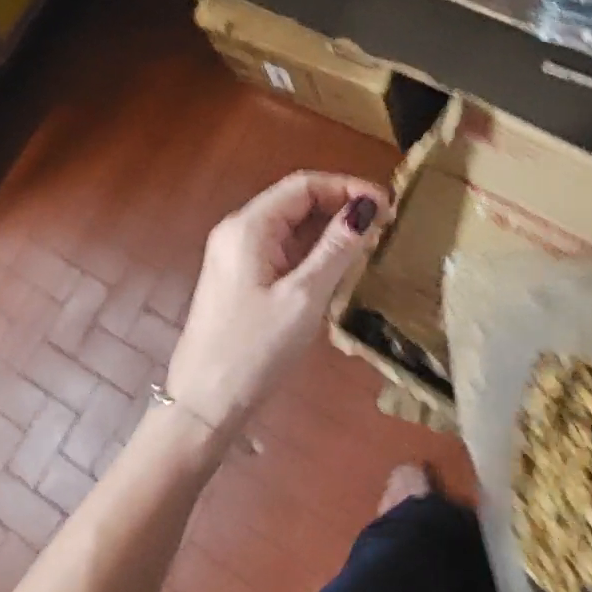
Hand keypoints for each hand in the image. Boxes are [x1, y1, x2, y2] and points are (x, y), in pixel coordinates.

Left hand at [165, 171, 387, 436]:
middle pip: (296, 202)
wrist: (203, 406)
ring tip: (372, 245)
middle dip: (341, 207)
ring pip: (291, 227)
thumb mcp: (303, 298)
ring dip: (330, 231)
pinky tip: (340, 268)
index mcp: (248, 227)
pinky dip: (314, 252)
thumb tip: (367, 207)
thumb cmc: (254, 350)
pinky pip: (283, 251)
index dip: (347, 187)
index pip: (303, 185)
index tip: (388, 206)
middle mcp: (238, 232)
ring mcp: (237, 256)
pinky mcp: (241, 280)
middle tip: (386, 226)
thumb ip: (336, 249)